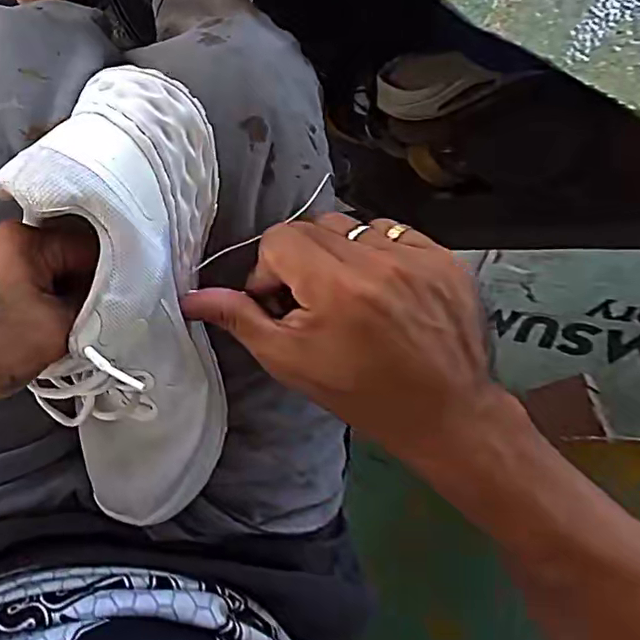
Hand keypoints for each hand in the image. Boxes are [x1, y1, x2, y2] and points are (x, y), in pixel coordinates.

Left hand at [0, 218, 96, 410]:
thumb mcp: (53, 331)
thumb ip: (91, 309)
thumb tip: (101, 298)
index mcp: (24, 237)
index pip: (90, 247)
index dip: (111, 280)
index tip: (118, 312)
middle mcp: (1, 237)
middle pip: (64, 259)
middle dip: (79, 293)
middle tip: (85, 330)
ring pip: (40, 276)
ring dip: (54, 304)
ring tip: (54, 338)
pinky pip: (16, 286)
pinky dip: (29, 308)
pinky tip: (26, 336)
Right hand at [181, 214, 495, 461]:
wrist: (447, 414)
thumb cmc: (359, 391)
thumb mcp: (286, 359)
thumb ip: (238, 317)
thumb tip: (192, 298)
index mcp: (337, 286)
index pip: (279, 238)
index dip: (268, 270)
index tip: (281, 303)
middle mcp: (378, 262)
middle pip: (310, 227)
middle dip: (297, 260)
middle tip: (309, 301)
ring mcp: (418, 258)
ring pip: (348, 224)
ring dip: (334, 251)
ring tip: (343, 291)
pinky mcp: (445, 260)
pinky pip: (390, 229)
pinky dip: (374, 249)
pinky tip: (377, 284)